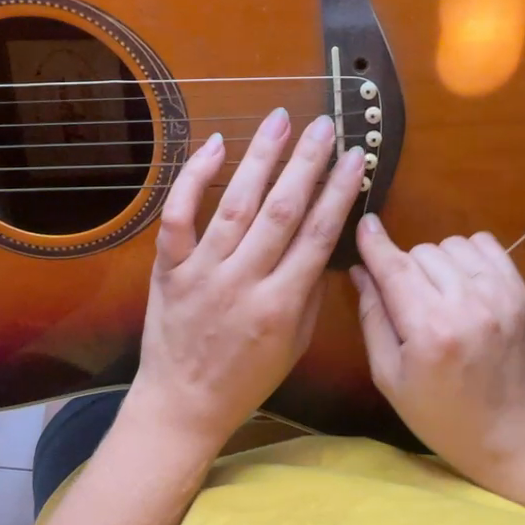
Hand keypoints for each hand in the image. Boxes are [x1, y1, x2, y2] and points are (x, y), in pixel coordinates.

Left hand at [131, 107, 367, 449]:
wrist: (183, 404)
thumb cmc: (246, 380)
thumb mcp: (294, 347)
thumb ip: (310, 295)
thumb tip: (324, 245)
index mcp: (281, 304)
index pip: (317, 235)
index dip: (339, 192)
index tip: (356, 158)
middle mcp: (243, 282)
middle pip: (281, 211)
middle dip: (307, 164)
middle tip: (324, 126)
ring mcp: (202, 272)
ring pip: (235, 204)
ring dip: (260, 158)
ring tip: (280, 121)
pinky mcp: (168, 269)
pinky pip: (178, 217)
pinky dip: (193, 179)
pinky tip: (214, 145)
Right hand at [350, 216, 524, 483]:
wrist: (504, 432)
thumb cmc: (437, 413)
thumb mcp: (389, 376)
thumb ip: (373, 318)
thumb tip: (360, 271)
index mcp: (430, 331)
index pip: (396, 269)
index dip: (376, 244)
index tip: (365, 225)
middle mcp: (467, 306)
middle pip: (422, 252)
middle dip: (405, 268)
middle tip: (406, 300)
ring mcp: (500, 296)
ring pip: (453, 245)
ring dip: (436, 261)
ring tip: (436, 293)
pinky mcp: (520, 294)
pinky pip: (487, 246)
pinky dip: (467, 256)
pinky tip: (461, 283)